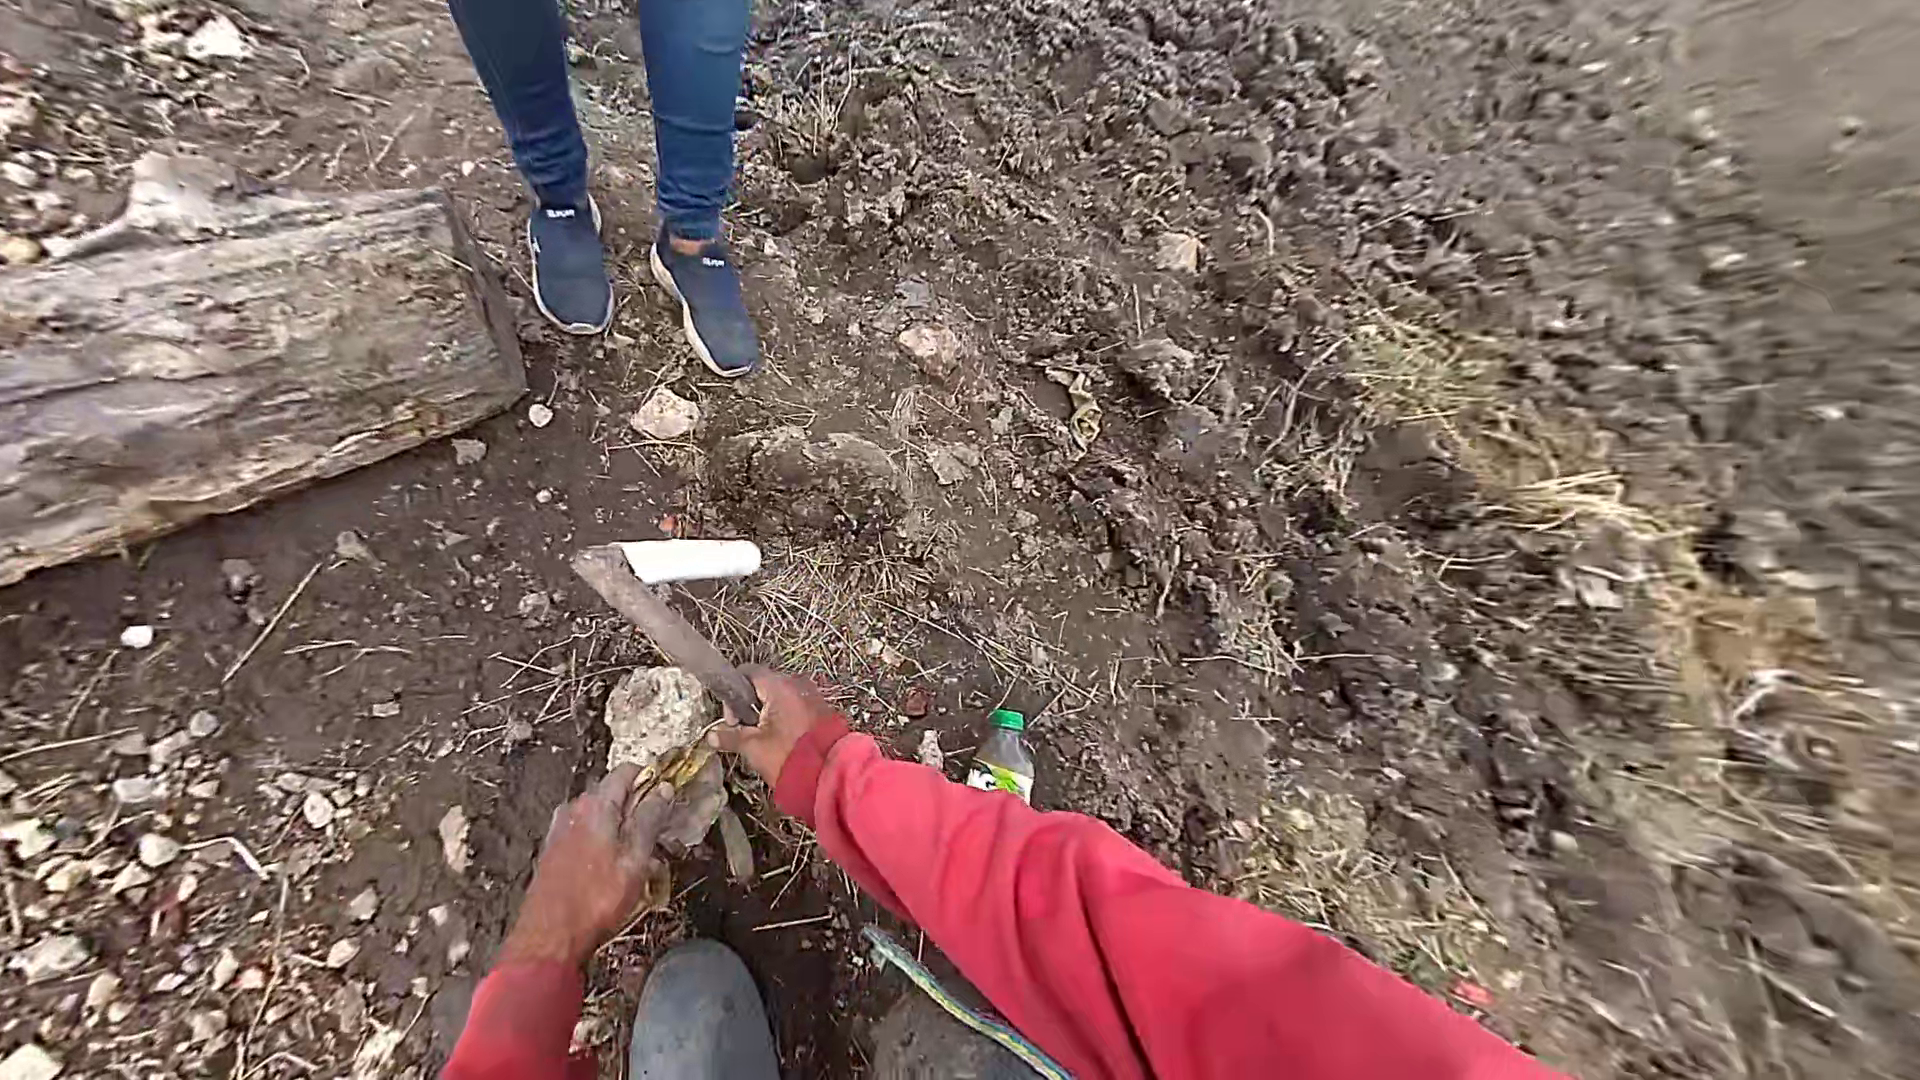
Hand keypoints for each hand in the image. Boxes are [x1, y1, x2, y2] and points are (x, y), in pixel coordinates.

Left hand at [496, 765, 675, 967]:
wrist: (546, 942)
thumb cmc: (597, 899)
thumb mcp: (635, 858)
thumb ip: (650, 818)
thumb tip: (663, 788)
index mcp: (596, 805)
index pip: (626, 771)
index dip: (650, 778)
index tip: (667, 796)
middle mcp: (574, 810)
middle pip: (612, 790)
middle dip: (636, 802)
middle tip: (656, 827)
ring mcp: (559, 830)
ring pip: (599, 811)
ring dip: (619, 821)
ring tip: (636, 849)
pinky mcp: (552, 850)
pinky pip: (584, 828)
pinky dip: (602, 835)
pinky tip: (611, 861)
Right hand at [709, 667, 836, 786]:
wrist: (831, 771)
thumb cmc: (789, 755)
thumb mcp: (754, 747)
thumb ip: (731, 736)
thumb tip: (712, 734)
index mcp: (780, 686)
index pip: (749, 672)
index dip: (734, 691)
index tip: (732, 717)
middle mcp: (798, 683)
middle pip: (765, 684)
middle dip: (750, 704)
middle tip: (745, 730)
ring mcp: (812, 694)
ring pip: (781, 696)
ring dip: (768, 712)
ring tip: (763, 738)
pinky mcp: (821, 708)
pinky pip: (796, 704)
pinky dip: (785, 716)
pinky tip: (782, 738)